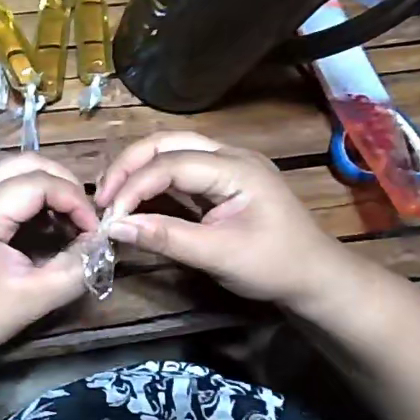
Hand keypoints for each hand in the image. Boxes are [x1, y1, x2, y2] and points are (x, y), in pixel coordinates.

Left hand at [0, 154, 100, 362]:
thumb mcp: (38, 295)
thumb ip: (76, 266)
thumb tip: (99, 243)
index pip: (39, 182)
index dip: (74, 201)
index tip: (94, 231)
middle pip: (25, 163)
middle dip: (63, 182)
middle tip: (85, 215)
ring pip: (15, 173)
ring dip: (48, 189)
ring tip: (71, 221)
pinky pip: (7, 191)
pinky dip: (33, 200)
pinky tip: (50, 228)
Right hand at [93, 132, 350, 306]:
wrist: (317, 277)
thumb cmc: (274, 267)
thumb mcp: (219, 256)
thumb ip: (166, 238)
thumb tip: (114, 228)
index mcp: (236, 169)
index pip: (170, 164)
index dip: (134, 186)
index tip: (109, 217)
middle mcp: (229, 155)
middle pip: (165, 142)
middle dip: (128, 166)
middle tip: (102, 198)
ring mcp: (225, 163)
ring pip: (168, 149)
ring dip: (136, 168)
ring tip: (111, 196)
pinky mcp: (219, 178)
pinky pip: (176, 165)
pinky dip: (149, 177)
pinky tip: (133, 197)